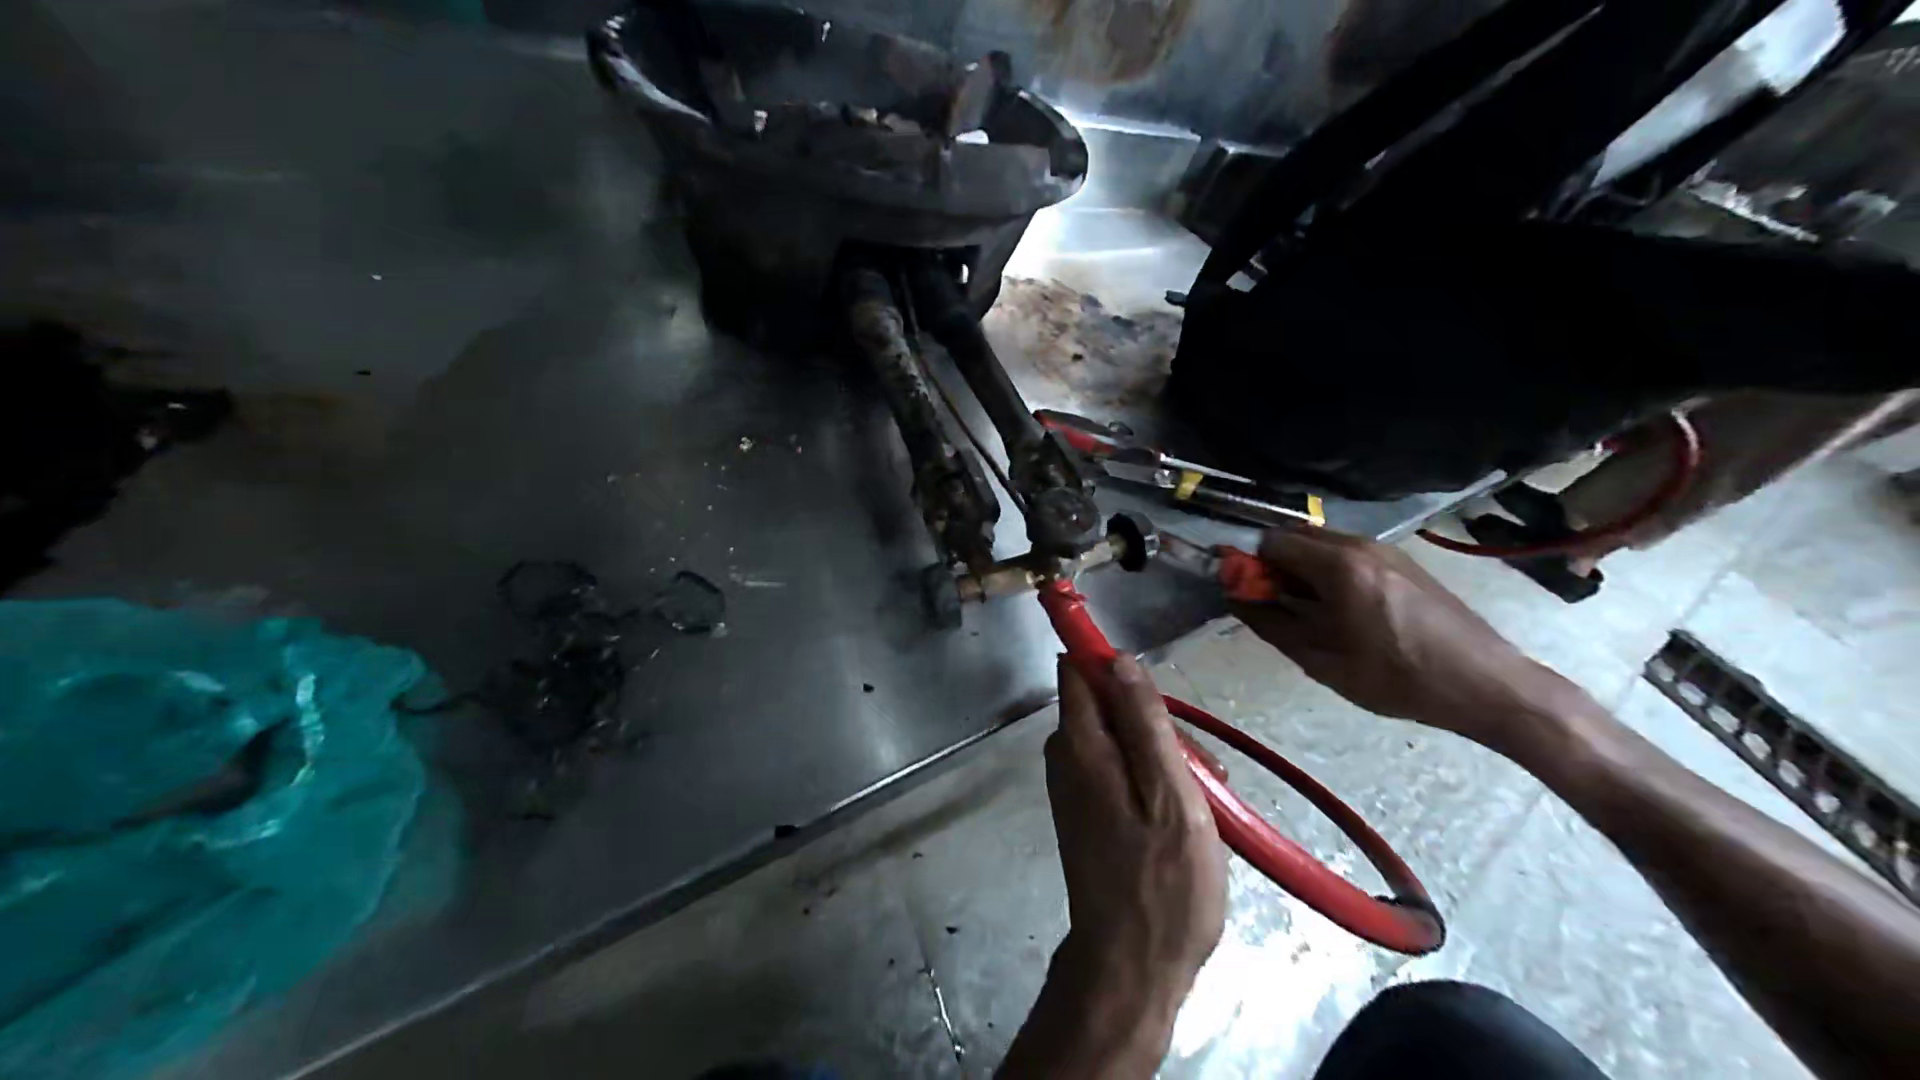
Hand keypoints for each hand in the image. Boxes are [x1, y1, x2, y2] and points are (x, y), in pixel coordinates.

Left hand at [1045, 655, 1226, 1018]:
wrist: (1131, 963)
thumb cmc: (1162, 880)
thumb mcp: (1171, 793)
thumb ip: (1144, 721)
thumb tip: (1118, 658)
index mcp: (1080, 743)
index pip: (1079, 669)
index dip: (1113, 662)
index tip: (1157, 691)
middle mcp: (1066, 754)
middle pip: (1109, 705)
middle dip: (1156, 723)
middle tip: (1202, 770)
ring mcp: (1074, 783)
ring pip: (1122, 739)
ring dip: (1164, 757)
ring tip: (1202, 805)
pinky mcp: (1088, 808)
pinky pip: (1120, 770)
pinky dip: (1153, 781)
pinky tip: (1183, 818)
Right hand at [1231, 527, 1568, 753]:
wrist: (1490, 685)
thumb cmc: (1399, 679)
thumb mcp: (1323, 662)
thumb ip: (1272, 625)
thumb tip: (1236, 600)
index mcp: (1338, 567)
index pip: (1270, 541)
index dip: (1249, 564)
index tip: (1246, 592)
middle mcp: (1360, 545)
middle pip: (1294, 534)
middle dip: (1273, 562)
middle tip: (1273, 602)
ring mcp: (1386, 550)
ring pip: (1321, 542)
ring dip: (1301, 566)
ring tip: (1307, 609)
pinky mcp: (1403, 561)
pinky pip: (1347, 552)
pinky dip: (1328, 569)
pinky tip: (1340, 607)